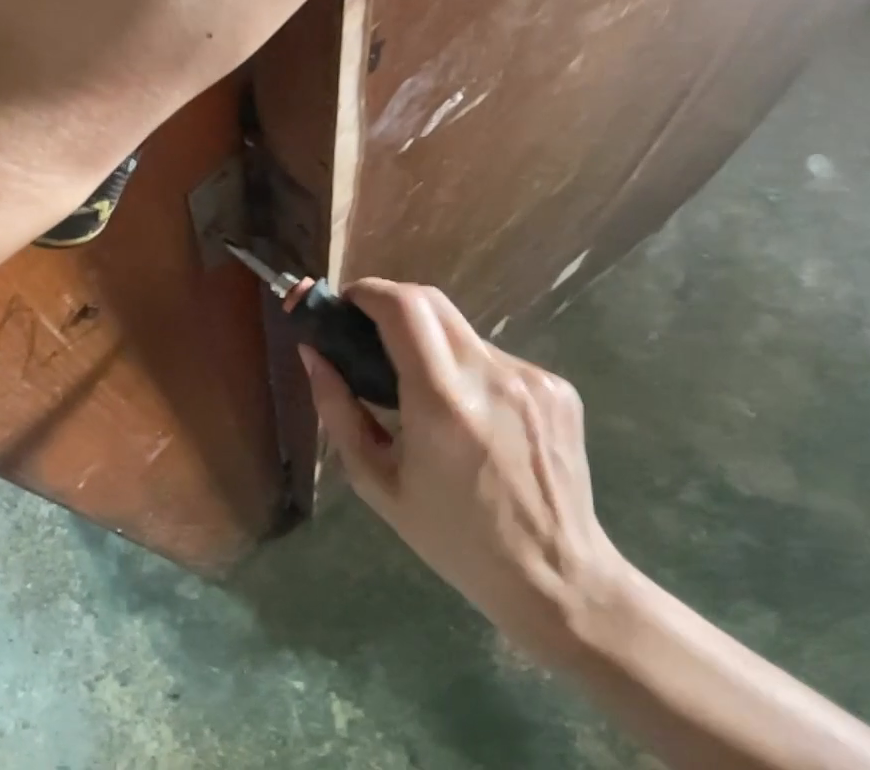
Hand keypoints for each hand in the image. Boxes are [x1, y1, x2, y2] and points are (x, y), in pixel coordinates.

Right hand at [300, 278, 629, 663]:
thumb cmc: (451, 537)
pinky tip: (470, 420)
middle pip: (432, 301)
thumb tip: (312, 354)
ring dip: (430, 346)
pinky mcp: (557, 388)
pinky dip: (467, 373)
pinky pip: (494, 360)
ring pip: (462, 333)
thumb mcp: (376, 481)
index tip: (344, 305)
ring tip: (421, 396)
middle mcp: (492, 375)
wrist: (555, 576)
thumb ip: (337, 410)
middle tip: (367, 335)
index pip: (402, 307)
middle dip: (391, 304)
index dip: (366, 292)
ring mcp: (532, 378)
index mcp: (441, 401)